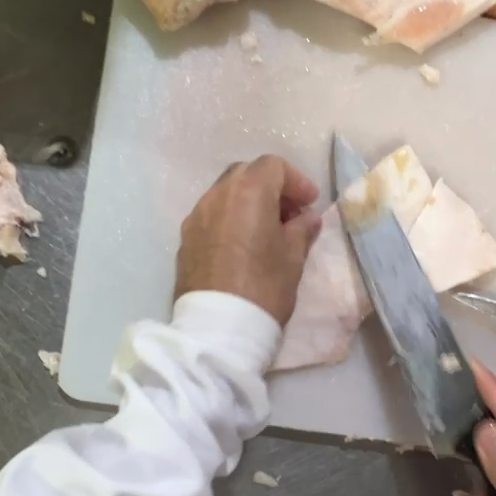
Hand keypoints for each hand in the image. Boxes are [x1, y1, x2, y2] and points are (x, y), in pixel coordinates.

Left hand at [175, 155, 322, 323]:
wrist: (219, 328)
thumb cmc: (264, 287)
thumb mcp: (293, 257)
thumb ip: (302, 230)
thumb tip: (306, 219)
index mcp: (248, 192)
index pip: (273, 166)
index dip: (296, 181)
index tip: (309, 205)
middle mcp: (217, 196)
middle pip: (245, 174)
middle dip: (269, 188)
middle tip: (288, 215)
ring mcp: (196, 217)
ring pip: (225, 194)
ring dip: (247, 204)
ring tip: (265, 232)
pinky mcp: (185, 240)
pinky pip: (211, 217)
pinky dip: (229, 220)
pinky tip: (242, 246)